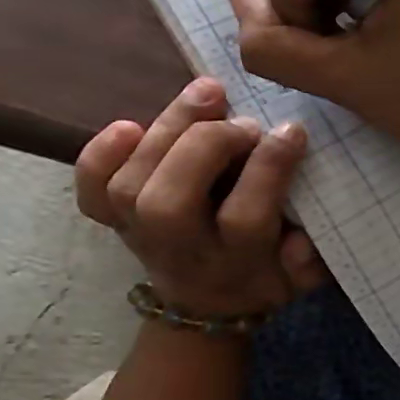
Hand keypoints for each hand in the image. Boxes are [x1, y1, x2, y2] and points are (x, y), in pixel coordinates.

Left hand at [75, 78, 326, 320]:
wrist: (204, 304)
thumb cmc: (262, 277)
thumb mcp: (300, 279)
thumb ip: (309, 263)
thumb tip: (301, 241)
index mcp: (232, 263)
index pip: (244, 217)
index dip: (268, 168)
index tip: (292, 130)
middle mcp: (179, 250)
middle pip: (171, 201)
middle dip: (206, 145)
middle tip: (244, 118)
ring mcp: (137, 233)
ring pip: (131, 184)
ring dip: (166, 130)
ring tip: (206, 95)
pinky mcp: (113, 218)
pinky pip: (90, 188)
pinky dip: (101, 154)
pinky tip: (131, 126)